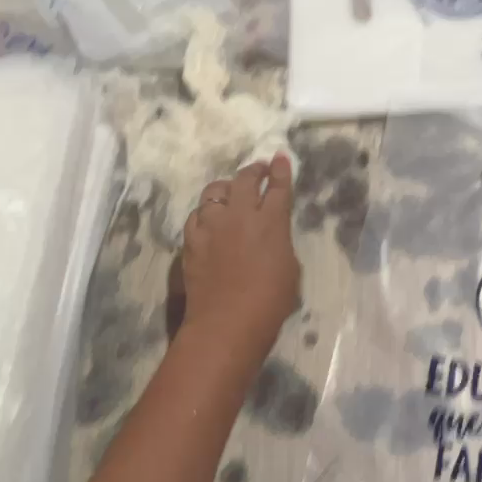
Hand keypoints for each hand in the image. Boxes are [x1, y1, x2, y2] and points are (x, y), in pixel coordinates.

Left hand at [180, 154, 299, 348]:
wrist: (227, 323)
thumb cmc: (270, 301)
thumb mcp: (290, 267)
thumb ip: (280, 242)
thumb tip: (271, 234)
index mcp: (272, 221)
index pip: (278, 186)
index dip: (280, 169)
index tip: (279, 157)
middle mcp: (241, 215)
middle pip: (244, 180)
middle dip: (253, 171)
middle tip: (258, 170)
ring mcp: (212, 226)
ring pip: (215, 191)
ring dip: (226, 188)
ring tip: (230, 192)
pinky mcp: (191, 240)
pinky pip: (197, 215)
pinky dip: (206, 213)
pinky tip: (209, 219)